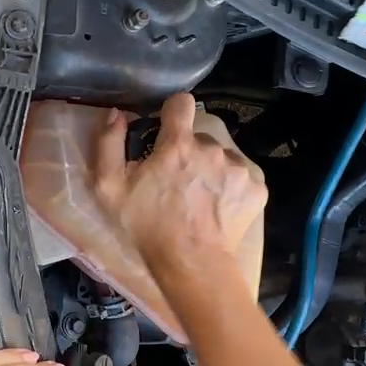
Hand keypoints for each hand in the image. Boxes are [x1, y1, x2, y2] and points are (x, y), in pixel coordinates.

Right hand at [93, 92, 266, 272]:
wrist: (191, 263)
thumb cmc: (145, 224)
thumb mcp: (109, 186)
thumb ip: (109, 143)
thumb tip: (116, 113)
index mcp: (178, 144)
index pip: (181, 103)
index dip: (171, 111)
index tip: (164, 127)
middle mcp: (213, 149)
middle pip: (199, 136)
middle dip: (186, 150)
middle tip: (173, 178)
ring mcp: (239, 169)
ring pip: (221, 156)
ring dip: (208, 167)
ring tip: (196, 195)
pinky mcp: (257, 189)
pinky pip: (240, 176)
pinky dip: (228, 185)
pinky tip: (216, 205)